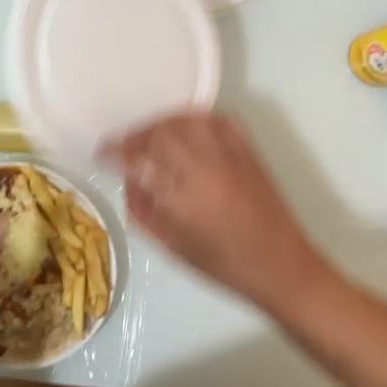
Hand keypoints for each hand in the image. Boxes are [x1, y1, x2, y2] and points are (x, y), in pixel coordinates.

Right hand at [103, 112, 331, 309]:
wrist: (284, 268)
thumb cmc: (224, 266)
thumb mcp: (172, 247)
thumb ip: (143, 211)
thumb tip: (129, 182)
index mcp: (183, 198)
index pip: (138, 160)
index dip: (114, 153)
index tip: (102, 154)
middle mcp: (205, 169)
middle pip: (160, 134)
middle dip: (135, 136)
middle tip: (122, 147)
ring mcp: (230, 156)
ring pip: (186, 121)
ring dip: (161, 124)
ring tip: (149, 136)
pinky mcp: (249, 152)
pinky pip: (217, 120)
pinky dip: (195, 118)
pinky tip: (185, 128)